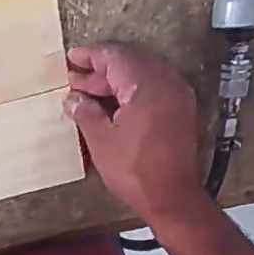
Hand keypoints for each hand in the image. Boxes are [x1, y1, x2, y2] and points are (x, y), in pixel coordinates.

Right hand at [64, 42, 211, 225]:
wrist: (173, 198)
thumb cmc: (136, 171)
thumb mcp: (102, 141)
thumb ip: (86, 113)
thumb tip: (72, 99)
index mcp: (147, 84)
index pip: (115, 56)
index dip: (90, 55)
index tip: (71, 58)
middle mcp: (167, 82)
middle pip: (131, 61)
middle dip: (101, 69)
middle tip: (76, 79)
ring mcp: (178, 96)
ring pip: (143, 74)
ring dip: (116, 81)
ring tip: (89, 94)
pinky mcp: (182, 111)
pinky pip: (155, 89)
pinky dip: (133, 92)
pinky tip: (114, 106)